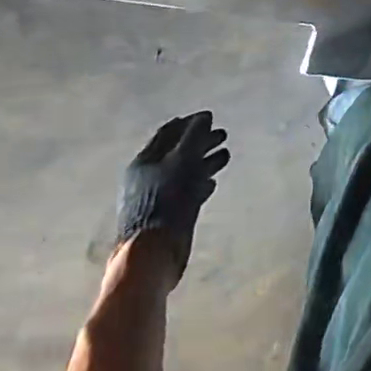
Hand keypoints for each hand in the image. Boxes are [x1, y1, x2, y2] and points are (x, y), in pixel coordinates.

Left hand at [115, 111, 228, 279]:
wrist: (153, 255)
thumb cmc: (165, 203)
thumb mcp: (181, 162)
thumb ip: (194, 137)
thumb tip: (205, 116)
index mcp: (144, 160)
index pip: (169, 133)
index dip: (189, 123)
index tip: (209, 118)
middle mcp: (148, 176)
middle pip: (178, 151)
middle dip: (201, 141)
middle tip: (223, 135)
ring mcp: (156, 197)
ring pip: (183, 172)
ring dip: (204, 161)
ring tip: (225, 155)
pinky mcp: (166, 217)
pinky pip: (184, 192)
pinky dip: (199, 183)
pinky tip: (212, 182)